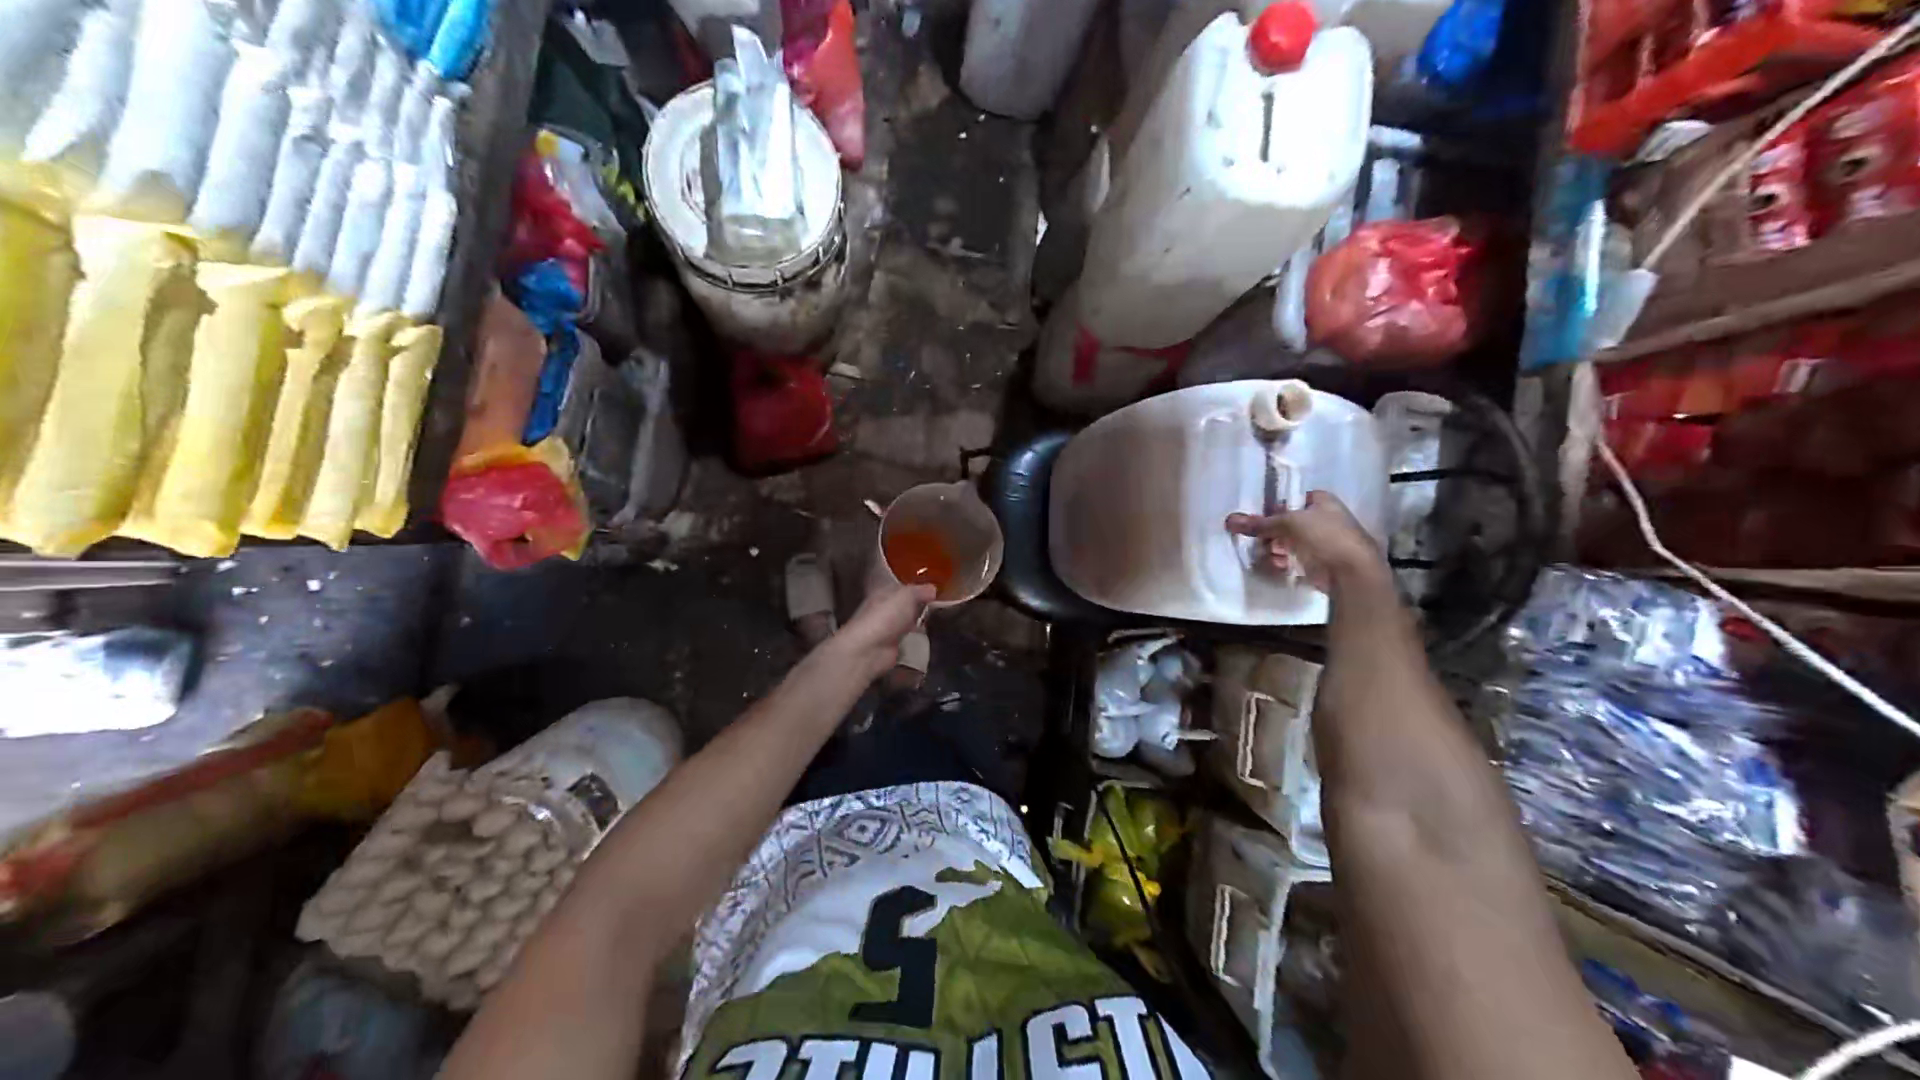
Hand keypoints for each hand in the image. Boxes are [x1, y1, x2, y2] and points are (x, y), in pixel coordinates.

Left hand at [829, 580, 936, 678]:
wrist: (870, 649)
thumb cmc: (885, 616)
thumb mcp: (907, 595)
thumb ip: (920, 591)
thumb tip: (933, 589)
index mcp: (883, 592)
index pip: (900, 586)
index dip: (915, 586)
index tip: (933, 589)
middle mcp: (884, 610)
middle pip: (905, 606)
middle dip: (921, 606)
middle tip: (942, 606)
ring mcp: (888, 629)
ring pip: (909, 623)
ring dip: (922, 623)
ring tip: (942, 622)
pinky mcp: (894, 647)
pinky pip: (911, 640)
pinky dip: (921, 640)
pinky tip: (934, 638)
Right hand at [1225, 491, 1389, 594]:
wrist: (1352, 572)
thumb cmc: (1325, 536)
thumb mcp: (1289, 523)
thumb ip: (1259, 523)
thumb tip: (1229, 520)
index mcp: (1321, 501)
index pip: (1289, 500)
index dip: (1271, 509)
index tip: (1256, 521)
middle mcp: (1321, 519)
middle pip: (1284, 524)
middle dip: (1270, 535)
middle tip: (1261, 543)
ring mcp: (1320, 542)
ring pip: (1286, 543)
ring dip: (1274, 551)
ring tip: (1273, 558)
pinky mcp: (1317, 563)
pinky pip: (1292, 559)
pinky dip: (1283, 563)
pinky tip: (1280, 567)